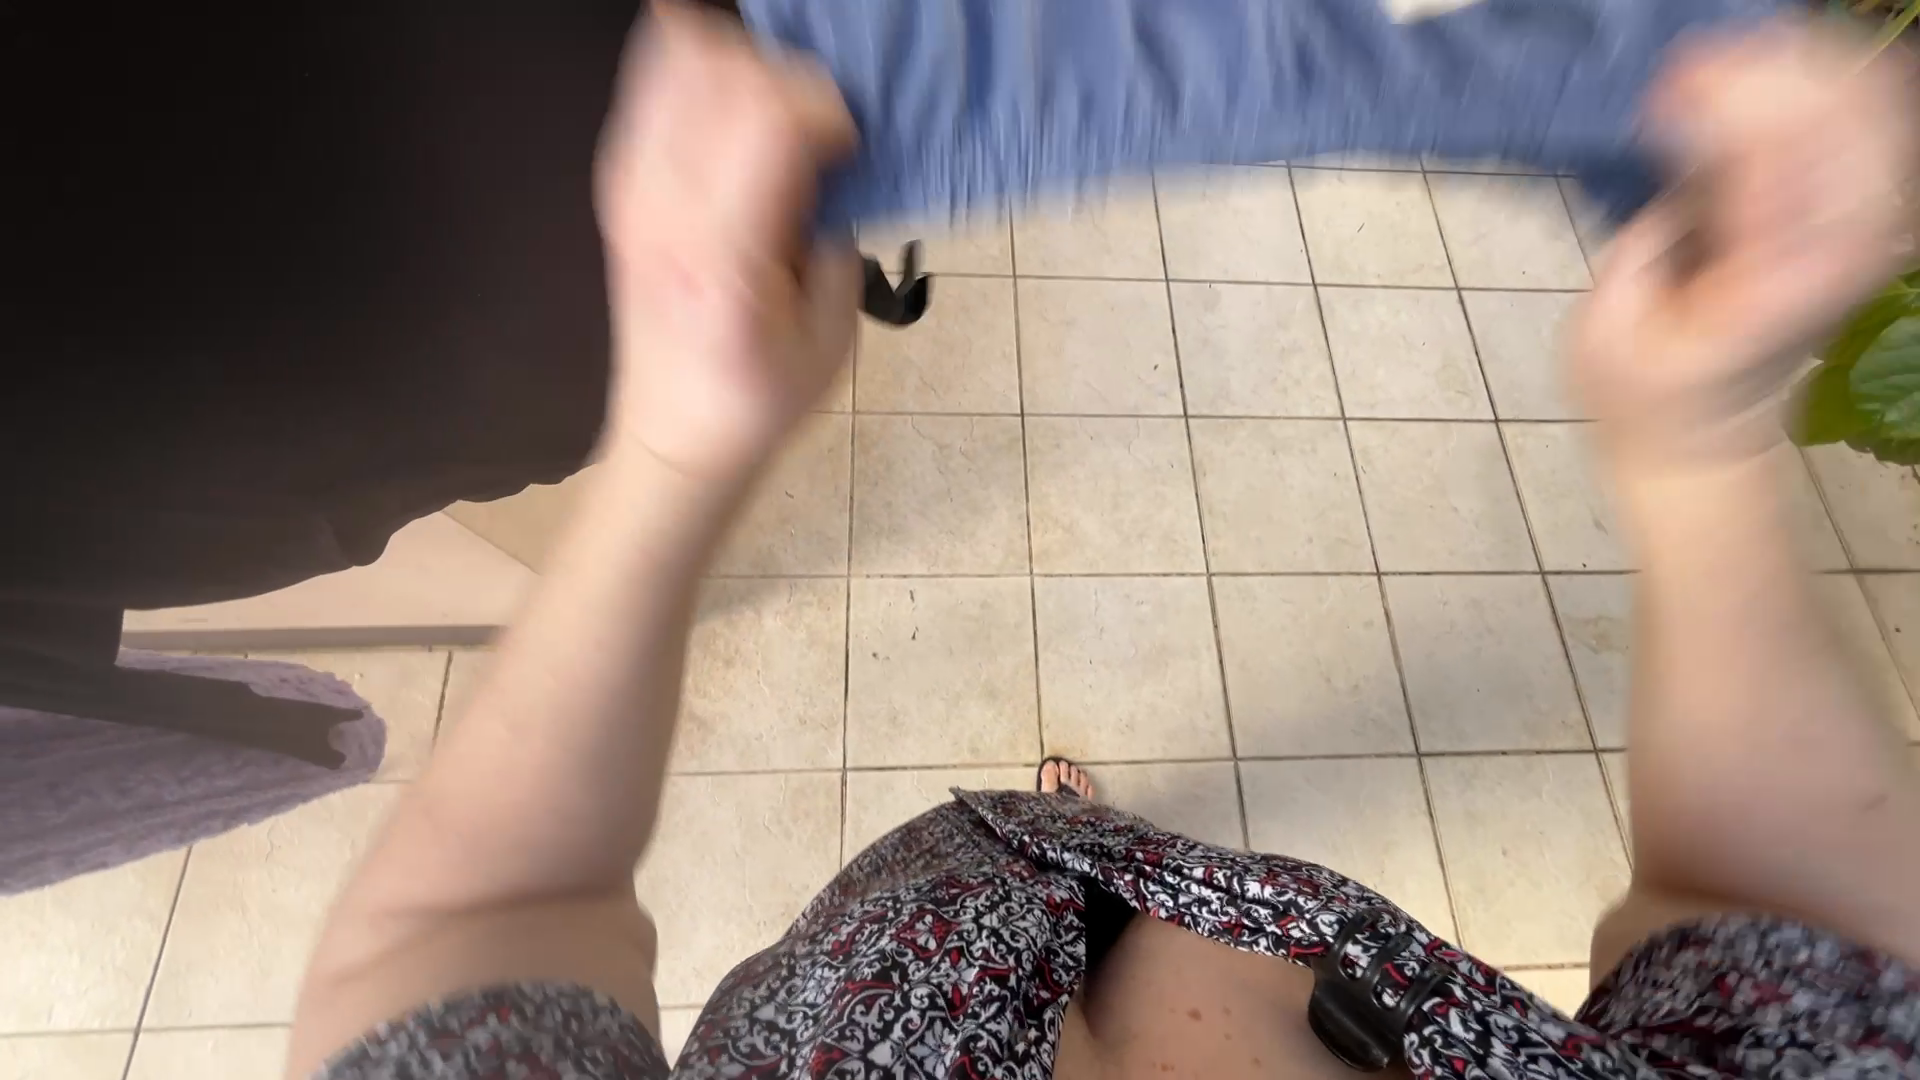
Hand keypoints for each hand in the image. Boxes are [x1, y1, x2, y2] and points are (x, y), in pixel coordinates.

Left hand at [594, 0, 861, 482]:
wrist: (675, 436)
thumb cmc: (759, 403)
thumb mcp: (830, 339)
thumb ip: (836, 244)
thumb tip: (832, 178)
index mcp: (727, 255)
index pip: (772, 118)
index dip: (826, 109)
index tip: (849, 146)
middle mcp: (666, 207)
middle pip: (723, 69)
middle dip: (788, 80)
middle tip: (818, 131)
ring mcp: (632, 190)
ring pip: (679, 57)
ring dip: (742, 68)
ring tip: (777, 119)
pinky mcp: (620, 187)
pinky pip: (652, 84)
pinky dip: (700, 75)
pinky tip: (734, 114)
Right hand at [1570, 24, 1917, 465]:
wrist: (1697, 431)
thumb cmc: (1636, 390)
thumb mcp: (1609, 328)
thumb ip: (1650, 243)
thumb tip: (1686, 171)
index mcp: (1783, 271)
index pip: (1778, 150)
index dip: (1722, 101)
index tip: (1660, 85)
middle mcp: (1851, 235)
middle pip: (1841, 108)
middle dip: (1762, 69)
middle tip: (1680, 66)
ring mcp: (1868, 220)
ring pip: (1865, 99)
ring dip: (1791, 67)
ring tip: (1710, 63)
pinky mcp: (1861, 211)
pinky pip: (1862, 120)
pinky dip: (1812, 87)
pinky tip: (1756, 77)